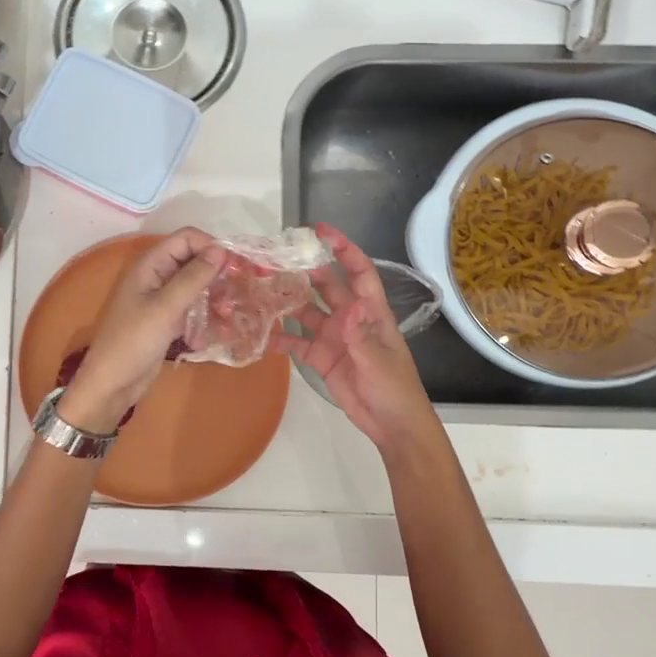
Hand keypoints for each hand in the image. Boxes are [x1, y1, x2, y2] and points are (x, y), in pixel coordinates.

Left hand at [63, 228, 227, 432]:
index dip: (211, 246)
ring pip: (196, 286)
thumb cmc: (133, 342)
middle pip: (193, 261)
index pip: (186, 239)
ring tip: (231, 313)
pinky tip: (221, 328)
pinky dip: (206, 315)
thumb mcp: (165, 307)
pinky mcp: (167, 321)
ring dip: (215, 296)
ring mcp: (161, 300)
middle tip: (241, 290)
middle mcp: (156, 277)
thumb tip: (220, 250)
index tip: (235, 266)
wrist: (112, 383)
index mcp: (150, 265)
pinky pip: (192, 309)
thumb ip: (193, 277)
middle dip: (217, 272)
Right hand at [270, 223, 437, 448]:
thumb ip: (361, 336)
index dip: (344, 251)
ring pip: (308, 312)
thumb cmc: (395, 389)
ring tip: (261, 290)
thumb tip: (351, 307)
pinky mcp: (321, 358)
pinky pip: (297, 342)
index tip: (322, 232)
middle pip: (328, 287)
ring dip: (288, 301)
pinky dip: (281, 338)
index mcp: (371, 314)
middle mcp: (351, 320)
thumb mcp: (378, 362)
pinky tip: (260, 334)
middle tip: (278, 258)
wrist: (392, 424)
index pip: (359, 274)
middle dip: (307, 270)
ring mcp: (334, 338)